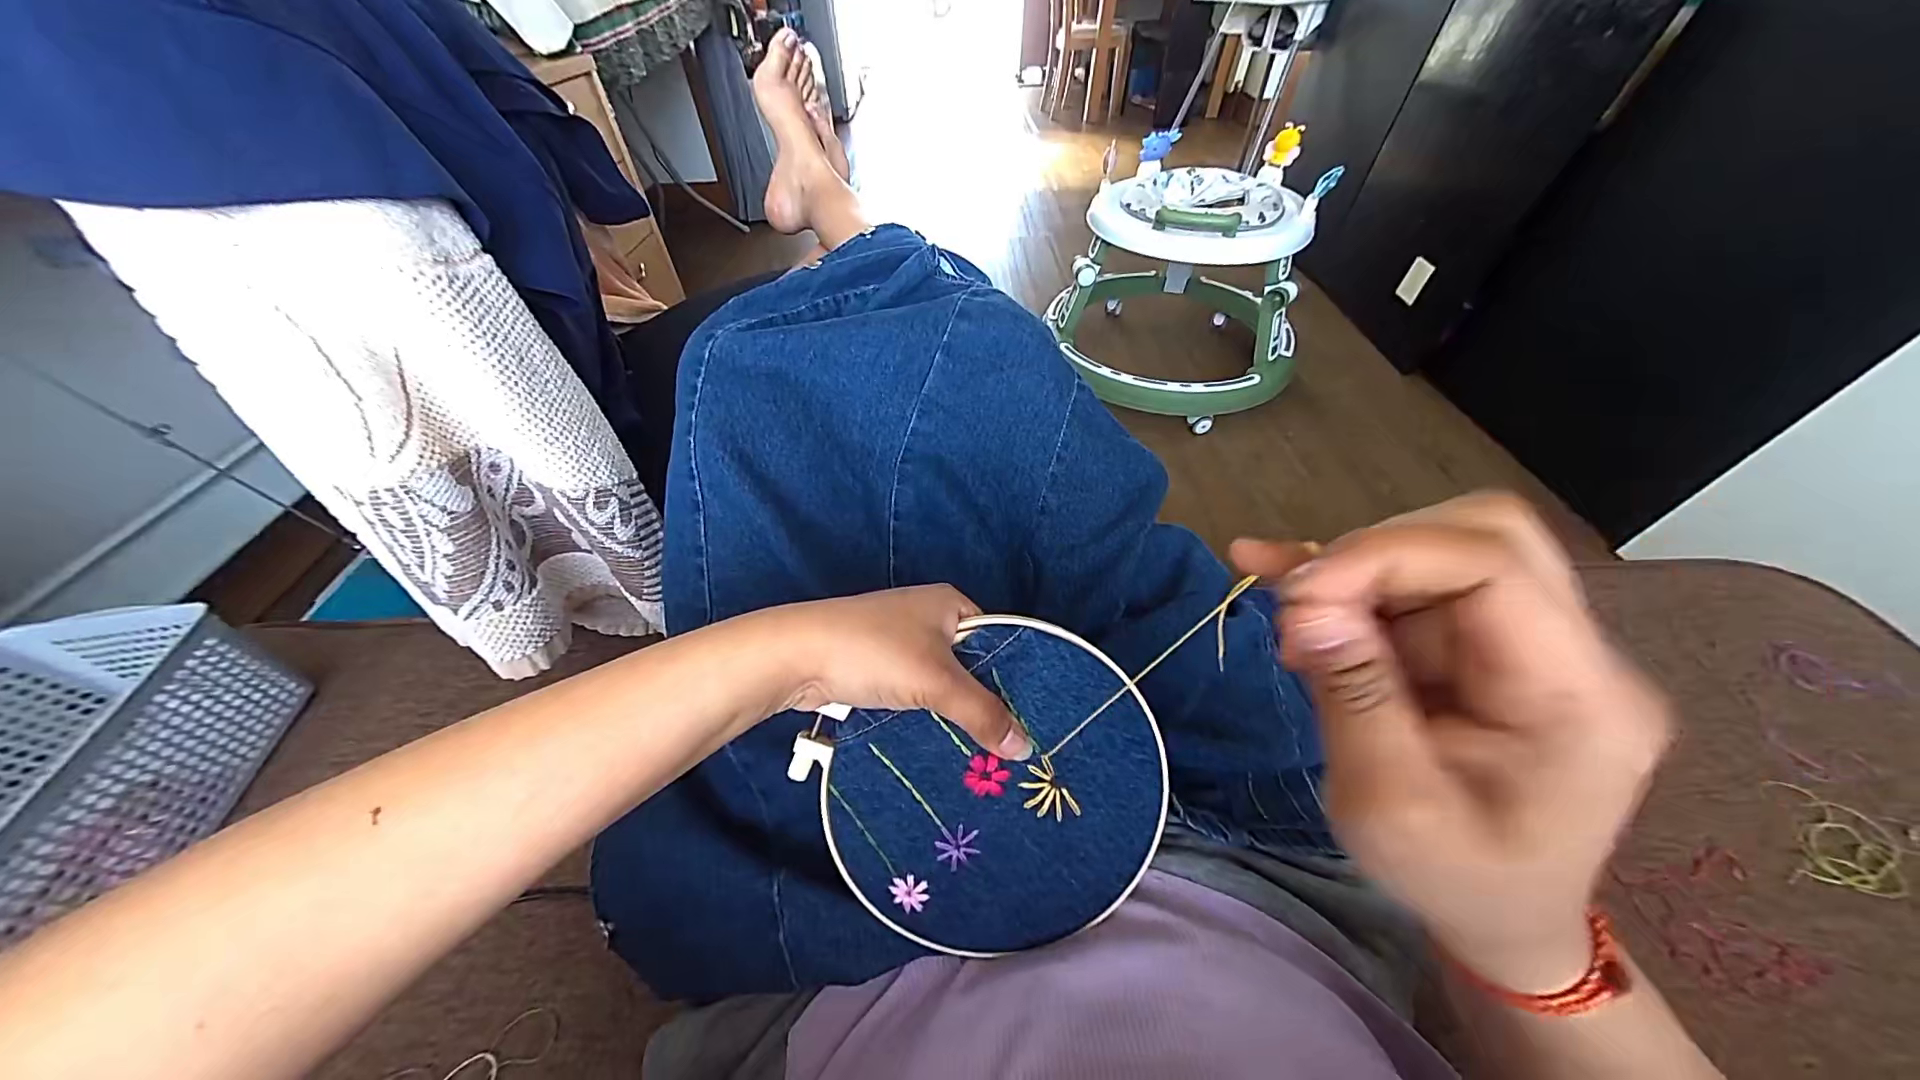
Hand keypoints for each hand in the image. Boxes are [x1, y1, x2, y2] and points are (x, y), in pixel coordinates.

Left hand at [736, 585, 1030, 760]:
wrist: (795, 655)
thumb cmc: (873, 652)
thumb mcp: (936, 682)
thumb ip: (982, 713)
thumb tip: (1024, 746)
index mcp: (951, 603)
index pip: (1001, 641)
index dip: (1016, 680)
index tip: (1032, 719)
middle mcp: (929, 616)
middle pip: (972, 664)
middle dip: (985, 701)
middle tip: (1010, 745)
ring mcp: (902, 640)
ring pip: (943, 681)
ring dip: (955, 711)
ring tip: (982, 752)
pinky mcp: (879, 664)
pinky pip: (917, 690)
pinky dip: (929, 712)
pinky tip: (942, 741)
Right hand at [1231, 494, 1670, 992]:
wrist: (1496, 916)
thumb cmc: (1451, 877)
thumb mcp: (1388, 803)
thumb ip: (1353, 695)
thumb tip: (1305, 601)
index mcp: (1577, 696)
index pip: (1494, 564)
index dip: (1384, 554)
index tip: (1297, 593)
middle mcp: (1569, 650)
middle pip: (1480, 534)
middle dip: (1371, 554)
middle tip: (1300, 606)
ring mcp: (1525, 641)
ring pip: (1436, 548)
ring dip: (1350, 571)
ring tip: (1291, 625)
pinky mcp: (1478, 643)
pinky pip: (1411, 582)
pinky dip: (1342, 578)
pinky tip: (1279, 576)